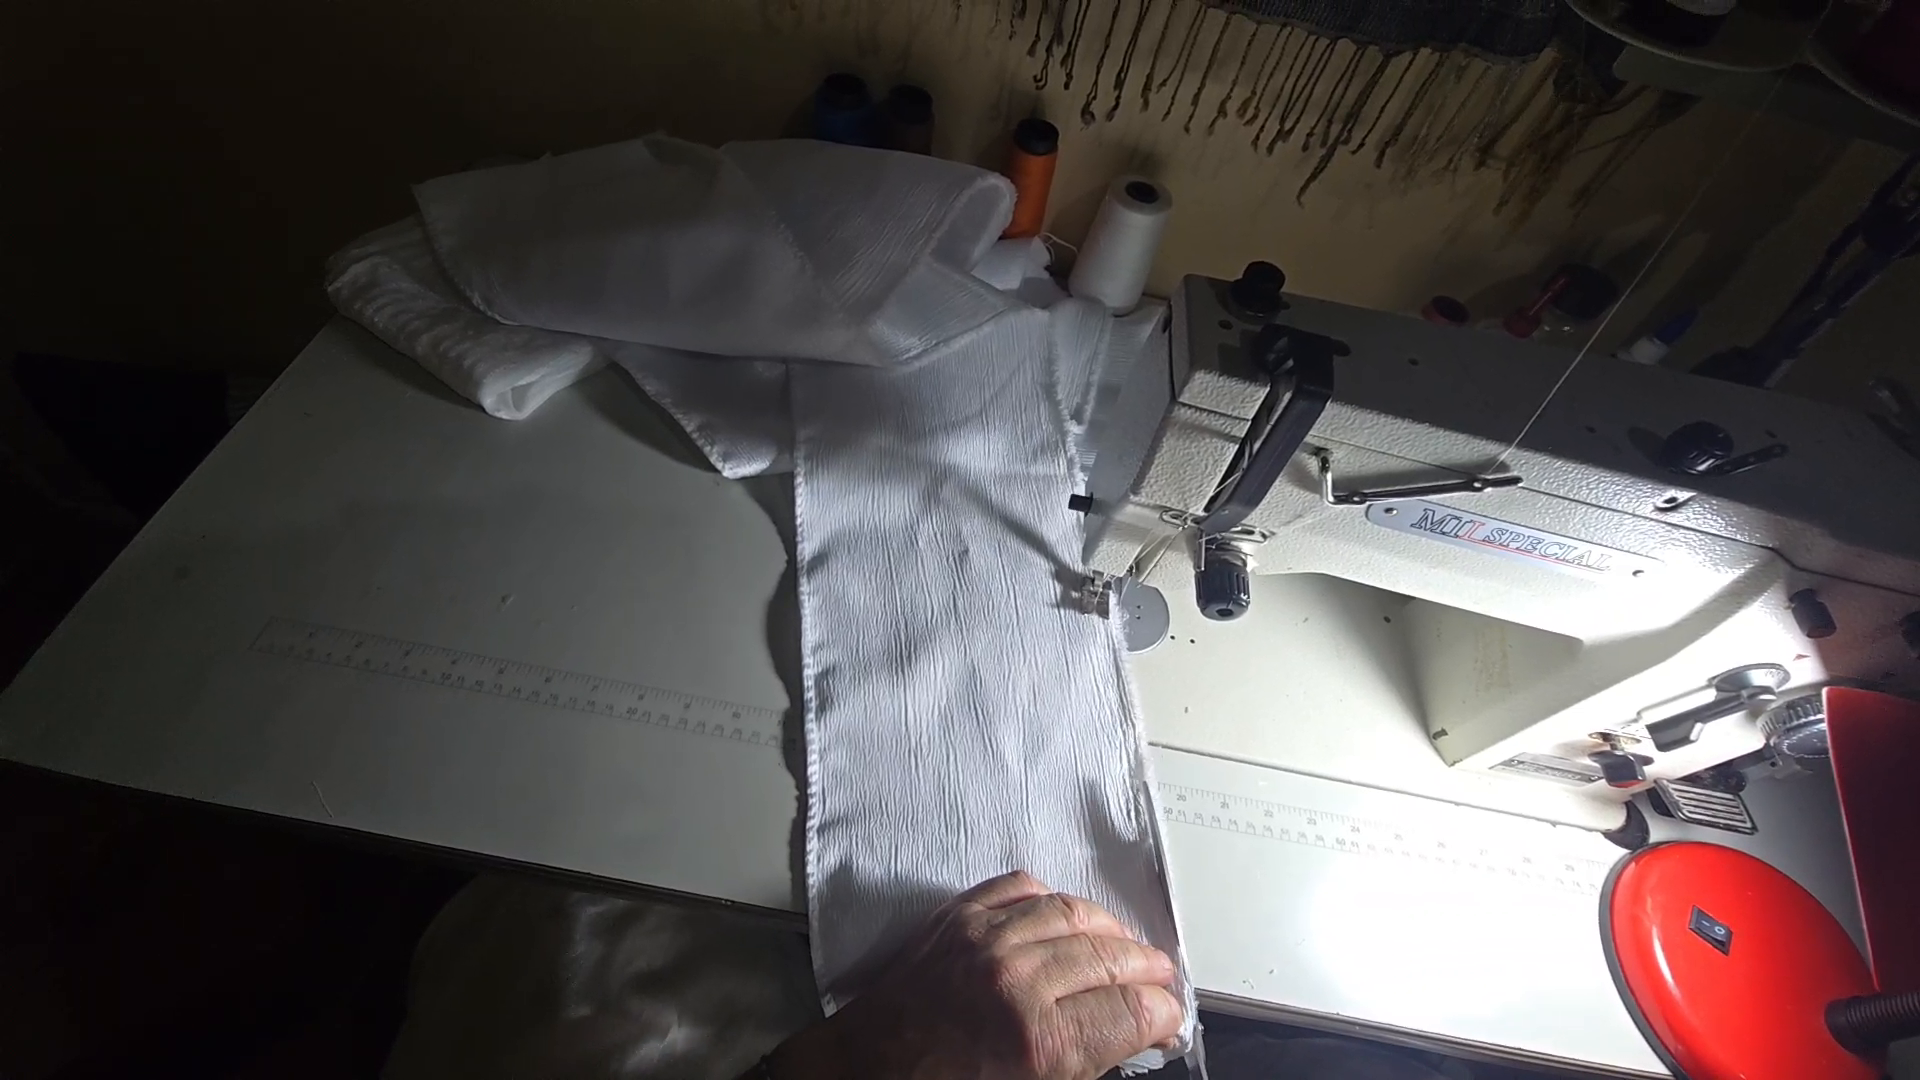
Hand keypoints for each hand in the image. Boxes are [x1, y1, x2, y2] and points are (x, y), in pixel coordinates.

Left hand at [770, 871, 1182, 1079]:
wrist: (863, 1073)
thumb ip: (1083, 1065)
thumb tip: (1129, 1038)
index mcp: (1037, 1042)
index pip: (1126, 1013)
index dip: (1160, 1012)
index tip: (1170, 1015)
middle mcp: (1016, 978)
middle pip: (1107, 957)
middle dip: (1145, 967)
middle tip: (1162, 976)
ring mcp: (984, 937)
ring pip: (1069, 912)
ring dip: (1108, 925)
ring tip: (1126, 941)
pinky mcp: (957, 914)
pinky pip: (1018, 886)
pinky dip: (1049, 895)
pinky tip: (1064, 910)